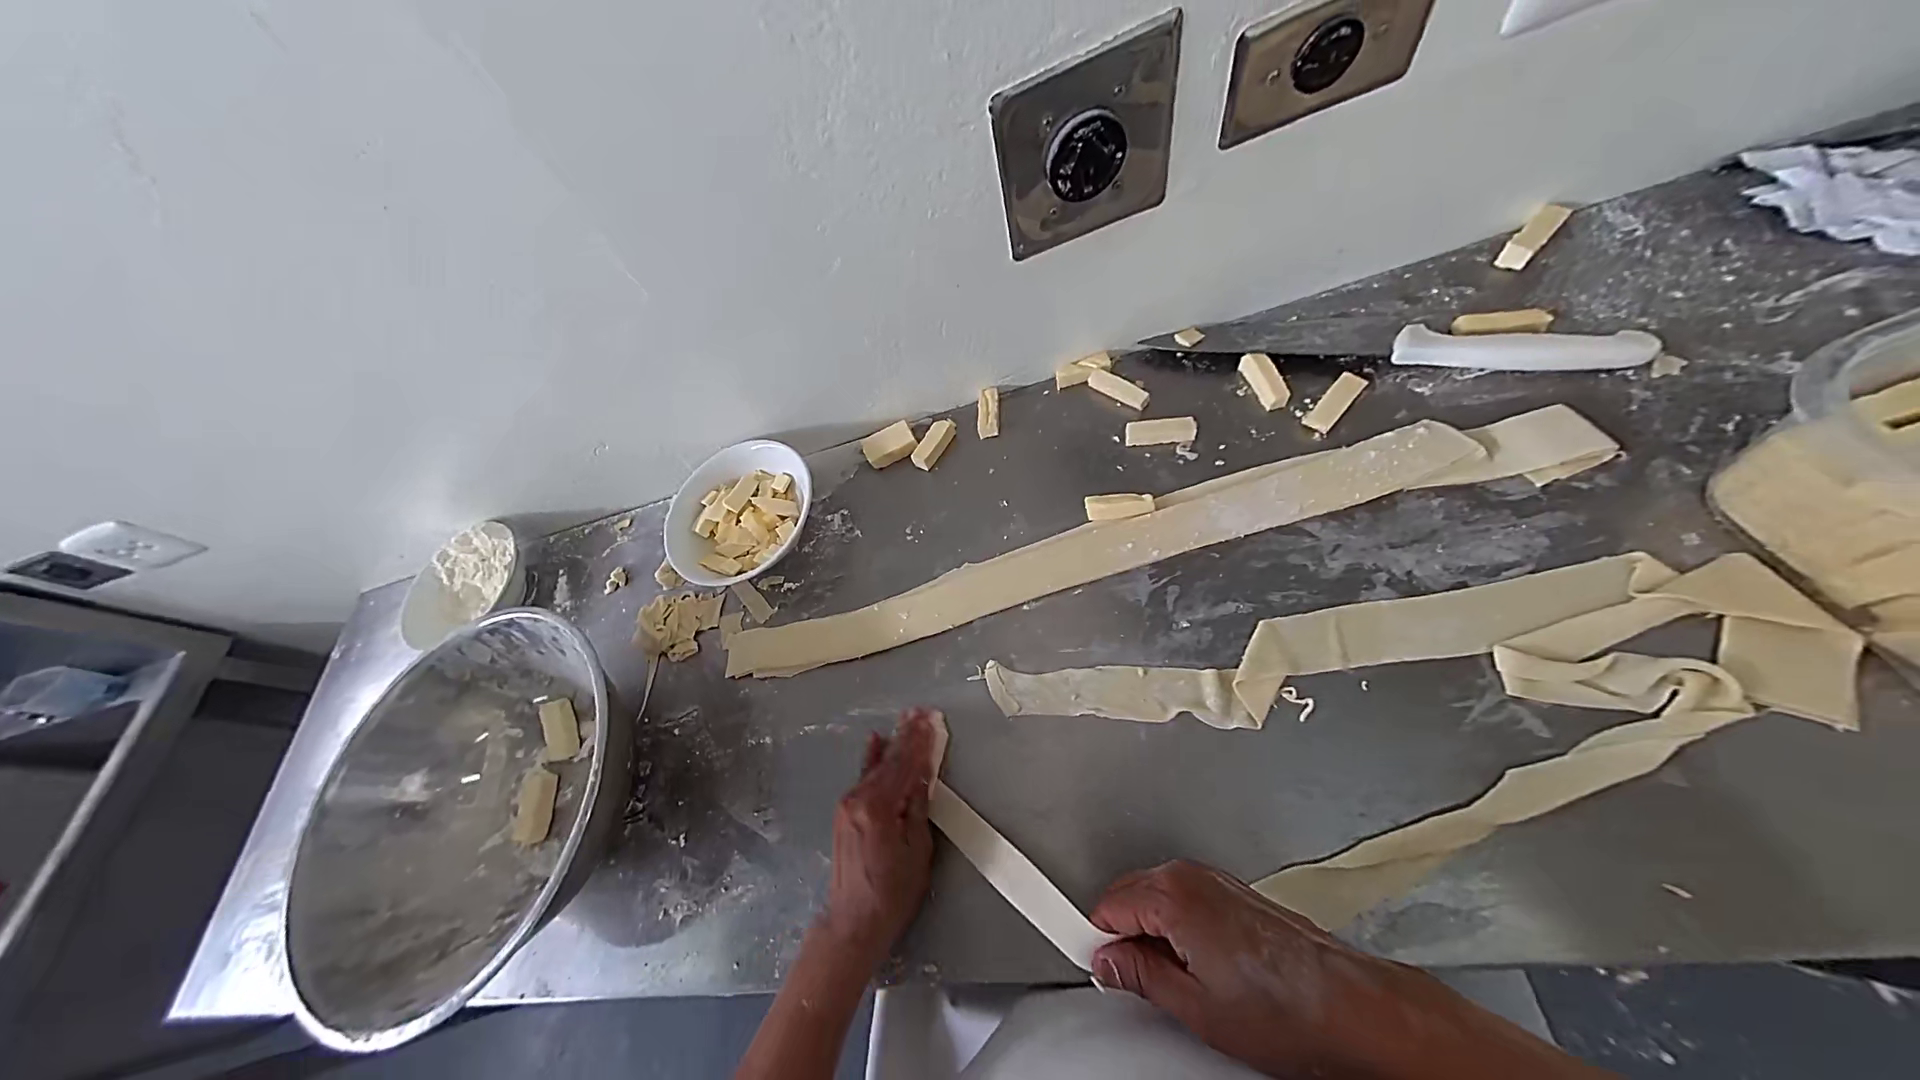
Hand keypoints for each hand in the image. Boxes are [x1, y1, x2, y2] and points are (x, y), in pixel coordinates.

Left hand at [819, 708, 937, 967]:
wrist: (854, 922)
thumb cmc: (892, 893)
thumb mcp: (918, 851)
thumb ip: (919, 807)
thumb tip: (924, 775)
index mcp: (879, 807)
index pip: (907, 766)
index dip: (922, 743)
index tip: (933, 721)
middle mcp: (859, 799)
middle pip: (891, 760)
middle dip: (909, 735)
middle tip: (923, 712)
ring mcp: (848, 804)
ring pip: (877, 766)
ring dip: (895, 743)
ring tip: (908, 719)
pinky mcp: (845, 812)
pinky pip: (863, 778)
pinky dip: (872, 758)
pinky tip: (876, 740)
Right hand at [1090, 861, 1601, 1078]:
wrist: (1353, 1007)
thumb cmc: (1287, 1009)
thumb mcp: (1194, 1008)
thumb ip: (1139, 977)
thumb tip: (1111, 964)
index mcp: (1171, 896)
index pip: (1104, 905)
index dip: (1093, 936)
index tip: (1087, 956)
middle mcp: (1190, 876)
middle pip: (1127, 895)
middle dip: (1124, 933)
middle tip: (1138, 981)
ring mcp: (1214, 879)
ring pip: (1155, 896)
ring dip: (1153, 930)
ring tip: (1182, 978)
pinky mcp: (1232, 889)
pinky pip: (1184, 898)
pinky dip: (1178, 924)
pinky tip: (1204, 964)